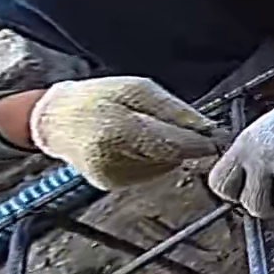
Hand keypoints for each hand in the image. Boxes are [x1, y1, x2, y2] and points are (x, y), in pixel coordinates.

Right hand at [28, 76, 220, 190]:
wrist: (54, 120)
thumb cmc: (97, 98)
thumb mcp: (139, 90)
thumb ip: (175, 110)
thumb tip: (209, 127)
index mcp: (117, 132)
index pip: (174, 144)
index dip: (202, 142)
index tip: (220, 136)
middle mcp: (113, 160)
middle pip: (173, 155)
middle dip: (188, 143)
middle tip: (191, 129)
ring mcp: (111, 176)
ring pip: (167, 164)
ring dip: (171, 150)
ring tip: (150, 131)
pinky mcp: (112, 184)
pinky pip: (153, 170)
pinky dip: (157, 158)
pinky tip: (140, 144)